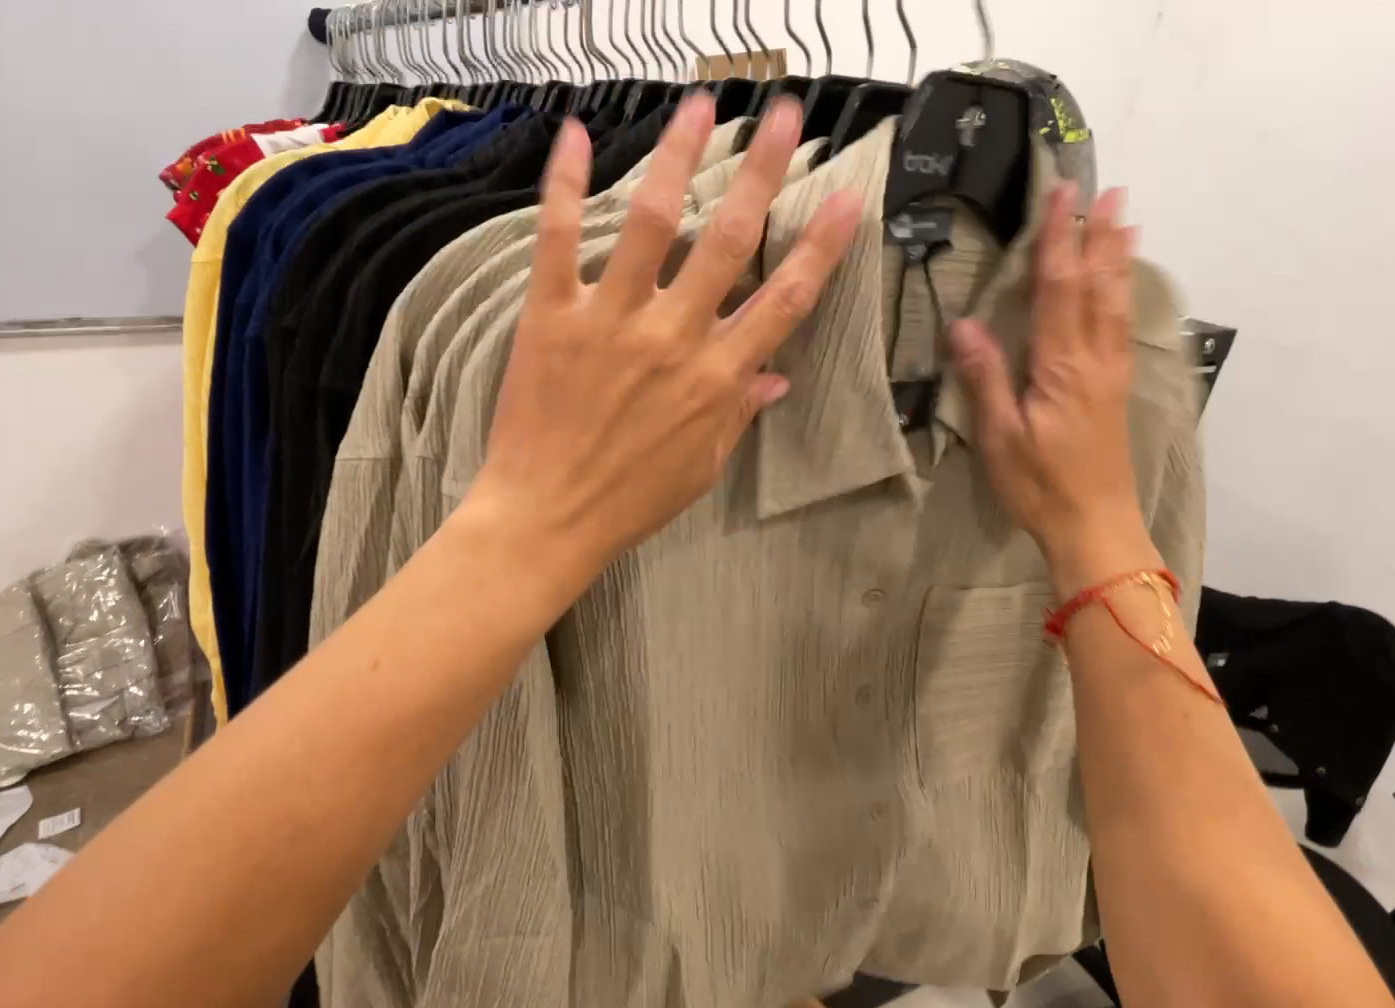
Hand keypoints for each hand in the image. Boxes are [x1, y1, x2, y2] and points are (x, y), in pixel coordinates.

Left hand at [466, 95, 863, 587]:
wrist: (547, 518)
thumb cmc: (631, 500)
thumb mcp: (703, 467)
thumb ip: (739, 412)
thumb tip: (778, 378)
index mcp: (716, 378)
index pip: (783, 301)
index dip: (820, 247)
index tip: (848, 198)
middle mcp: (672, 337)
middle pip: (728, 240)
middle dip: (764, 171)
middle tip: (786, 114)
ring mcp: (609, 321)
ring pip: (651, 223)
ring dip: (679, 156)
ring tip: (701, 104)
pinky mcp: (551, 317)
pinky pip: (556, 239)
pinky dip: (563, 183)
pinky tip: (577, 133)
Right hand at [950, 185, 1156, 595]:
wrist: (1094, 524)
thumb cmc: (1039, 484)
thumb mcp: (1000, 436)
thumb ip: (985, 377)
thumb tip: (963, 325)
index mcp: (1061, 366)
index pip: (1061, 289)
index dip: (1059, 240)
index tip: (1062, 195)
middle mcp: (1094, 360)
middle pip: (1099, 286)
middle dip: (1101, 235)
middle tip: (1111, 189)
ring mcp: (1110, 373)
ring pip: (1116, 302)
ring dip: (1119, 257)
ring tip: (1125, 219)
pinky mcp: (1114, 389)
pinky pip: (1121, 325)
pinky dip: (1122, 293)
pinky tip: (1122, 285)